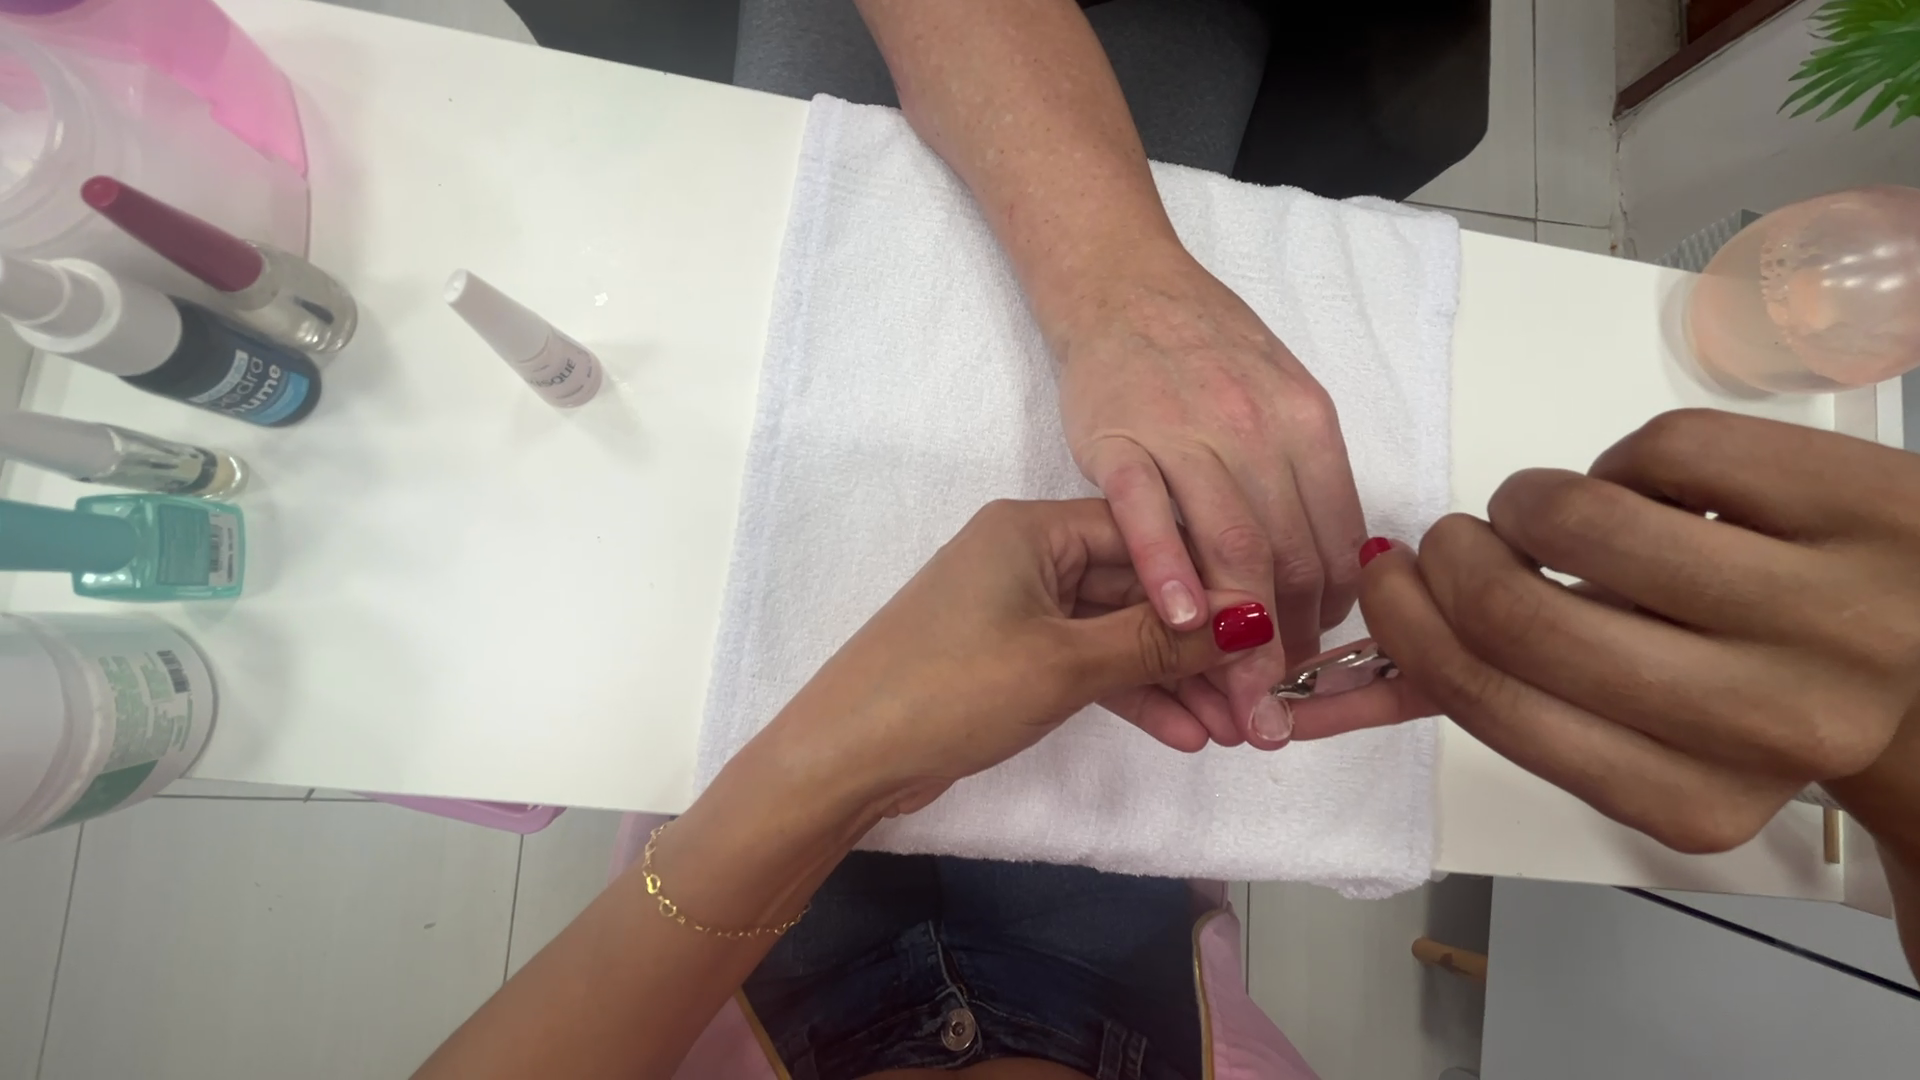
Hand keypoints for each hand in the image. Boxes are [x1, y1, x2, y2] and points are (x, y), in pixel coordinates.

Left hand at [764, 499, 1272, 817]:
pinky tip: (1182, 734)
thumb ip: (1158, 641)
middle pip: (1135, 589)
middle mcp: (1027, 555)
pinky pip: (1084, 663)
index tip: (1270, 630)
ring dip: (1169, 680)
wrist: (849, 755)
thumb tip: (1249, 620)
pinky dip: (1126, 694)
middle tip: (1258, 697)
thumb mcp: (1064, 663)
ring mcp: (1017, 607)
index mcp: (1032, 528)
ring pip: (1113, 633)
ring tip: (1231, 729)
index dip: (1211, 582)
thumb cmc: (954, 687)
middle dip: (1195, 647)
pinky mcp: (1010, 653)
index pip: (1145, 535)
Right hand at [1054, 246, 1366, 750]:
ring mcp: (1186, 433)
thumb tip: (1329, 559)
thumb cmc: (1202, 346)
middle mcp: (1258, 429)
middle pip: (1287, 555)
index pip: (1332, 540)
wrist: (1123, 288)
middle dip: (1285, 645)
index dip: (1325, 615)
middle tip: (1274, 706)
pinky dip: (1164, 569)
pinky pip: (1146, 513)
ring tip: (1234, 695)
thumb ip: (1304, 471)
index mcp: (1305, 422)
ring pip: (1229, 544)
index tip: (1306, 658)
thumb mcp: (1277, 391)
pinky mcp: (1118, 440)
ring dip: (1236, 632)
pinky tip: (1171, 621)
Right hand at [1355, 410, 1919, 854]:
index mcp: (1688, 796)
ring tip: (1550, 513)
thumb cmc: (1742, 697)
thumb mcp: (1622, 732)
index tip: (1386, 578)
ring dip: (1527, 501)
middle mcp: (1771, 722)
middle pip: (1514, 613)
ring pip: (1582, 519)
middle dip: (1448, 554)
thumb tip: (1348, 668)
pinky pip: (1665, 448)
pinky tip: (1661, 495)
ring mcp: (1841, 613)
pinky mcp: (1881, 506)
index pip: (1484, 699)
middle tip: (1452, 540)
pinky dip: (1623, 460)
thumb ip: (1496, 696)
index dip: (1404, 624)